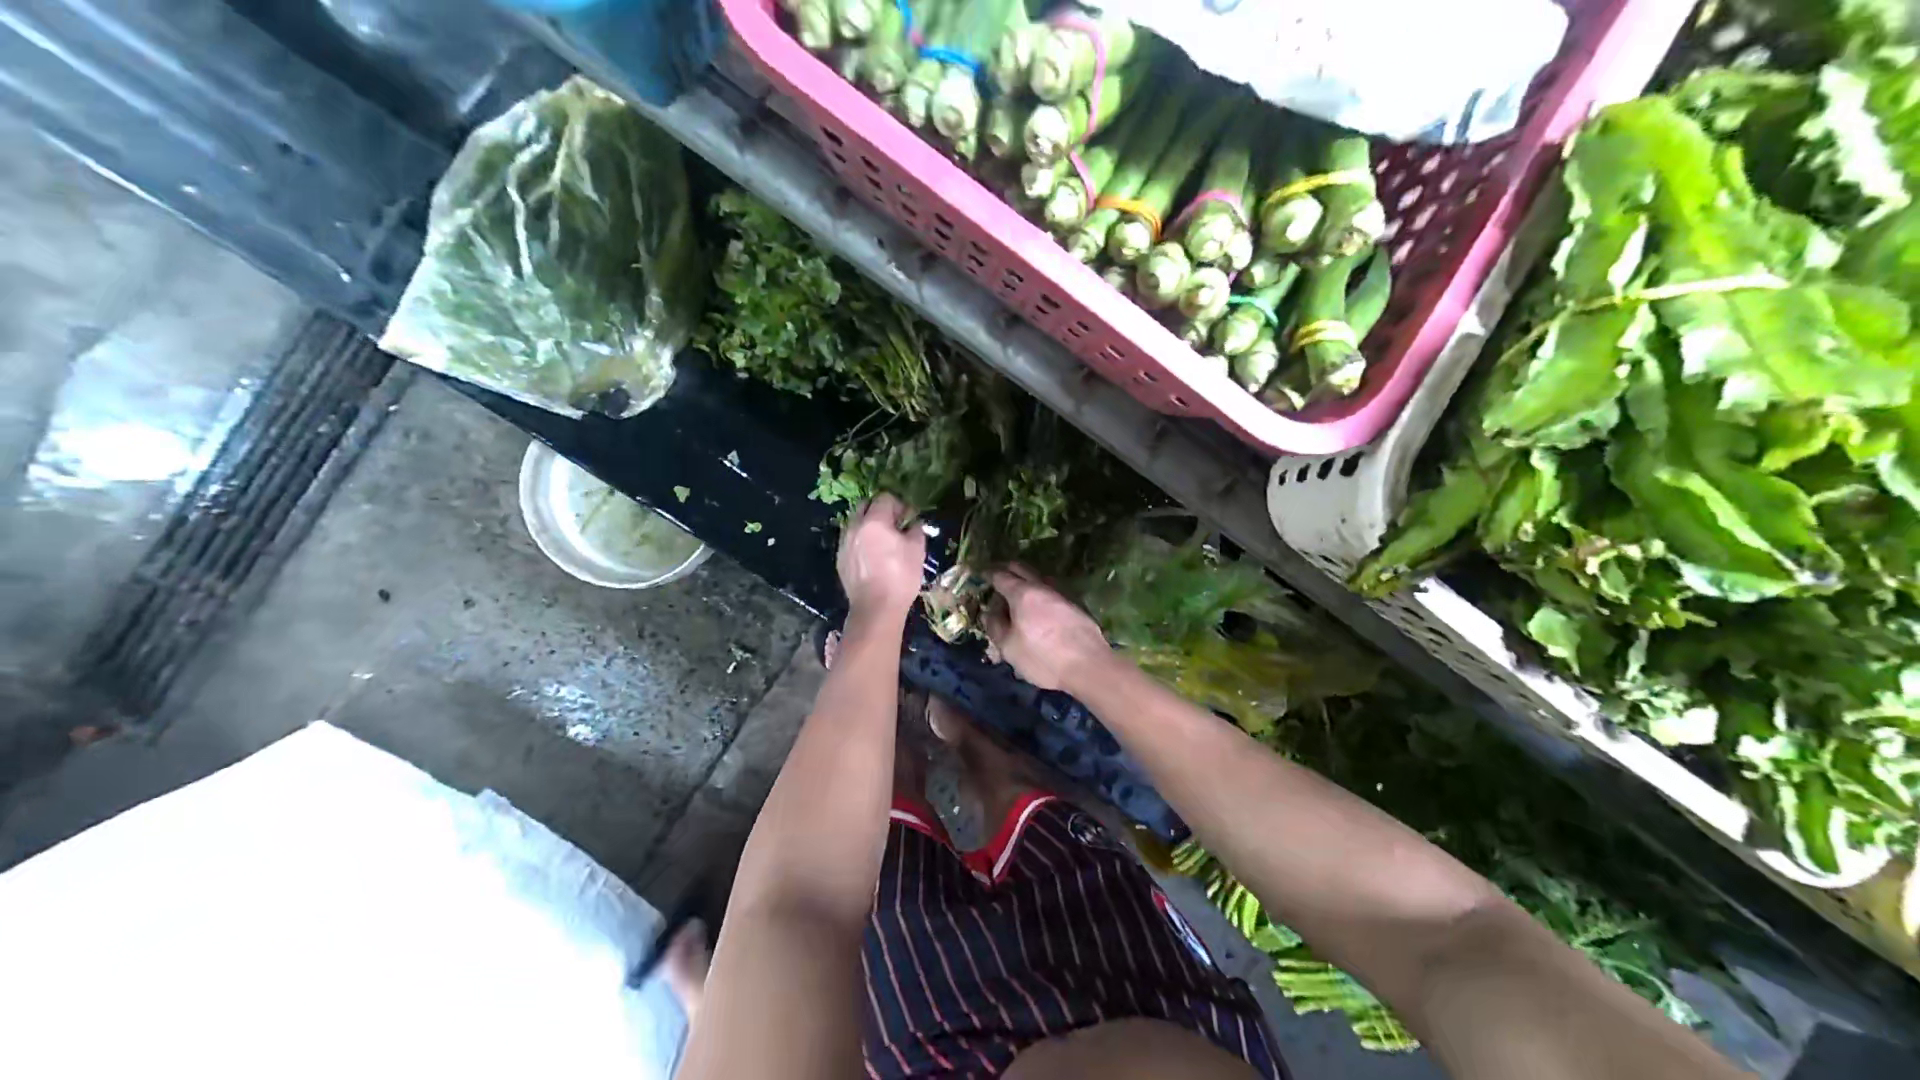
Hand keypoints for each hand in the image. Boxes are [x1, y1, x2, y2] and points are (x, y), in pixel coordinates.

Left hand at [837, 494, 925, 618]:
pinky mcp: (840, 559)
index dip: (898, 504)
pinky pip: (851, 541)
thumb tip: (913, 523)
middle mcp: (854, 527)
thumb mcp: (917, 550)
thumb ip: (915, 530)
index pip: (884, 498)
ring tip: (883, 541)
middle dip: (880, 510)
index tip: (907, 516)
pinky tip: (872, 557)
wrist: (876, 608)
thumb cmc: (900, 577)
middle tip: (894, 524)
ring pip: (855, 523)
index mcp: (874, 521)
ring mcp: (844, 543)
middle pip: (865, 506)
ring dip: (868, 525)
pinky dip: (861, 541)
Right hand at [983, 565, 1114, 692]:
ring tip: (1017, 592)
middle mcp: (1042, 587)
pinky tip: (1038, 606)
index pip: (1000, 576)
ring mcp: (1061, 594)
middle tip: (997, 577)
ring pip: (1039, 579)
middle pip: (1021, 569)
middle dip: (1007, 569)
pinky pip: (1051, 591)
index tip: (980, 574)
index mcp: (1022, 594)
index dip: (988, 573)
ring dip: (1026, 580)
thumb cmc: (1042, 657)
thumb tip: (989, 612)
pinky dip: (1039, 593)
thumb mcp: (1008, 647)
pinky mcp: (1075, 605)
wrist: (1088, 665)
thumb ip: (995, 626)